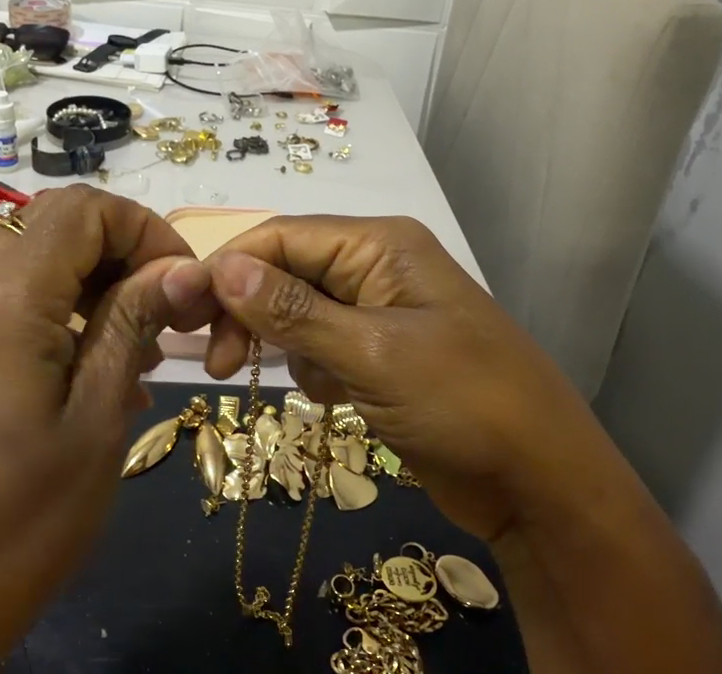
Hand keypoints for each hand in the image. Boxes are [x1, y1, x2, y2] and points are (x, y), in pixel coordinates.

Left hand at [0, 187, 219, 672]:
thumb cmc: (21, 520)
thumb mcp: (97, 418)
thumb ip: (134, 322)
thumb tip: (183, 268)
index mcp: (2, 297)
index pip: (85, 209)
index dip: (146, 229)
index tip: (182, 284)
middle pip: (55, 223)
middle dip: (120, 253)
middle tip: (163, 317)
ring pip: (31, 255)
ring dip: (90, 282)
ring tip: (131, 353)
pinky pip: (4, 293)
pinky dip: (54, 307)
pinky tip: (85, 368)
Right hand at [202, 215, 581, 543]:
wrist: (539, 482)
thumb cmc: (462, 403)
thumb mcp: (372, 354)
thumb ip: (294, 311)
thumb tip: (222, 268)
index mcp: (380, 245)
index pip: (283, 237)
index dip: (229, 269)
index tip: (182, 316)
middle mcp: (378, 267)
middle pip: (287, 272)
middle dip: (249, 313)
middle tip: (217, 364)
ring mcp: (382, 314)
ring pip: (300, 314)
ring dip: (282, 346)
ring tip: (287, 386)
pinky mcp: (383, 358)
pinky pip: (324, 348)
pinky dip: (313, 372)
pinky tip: (330, 401)